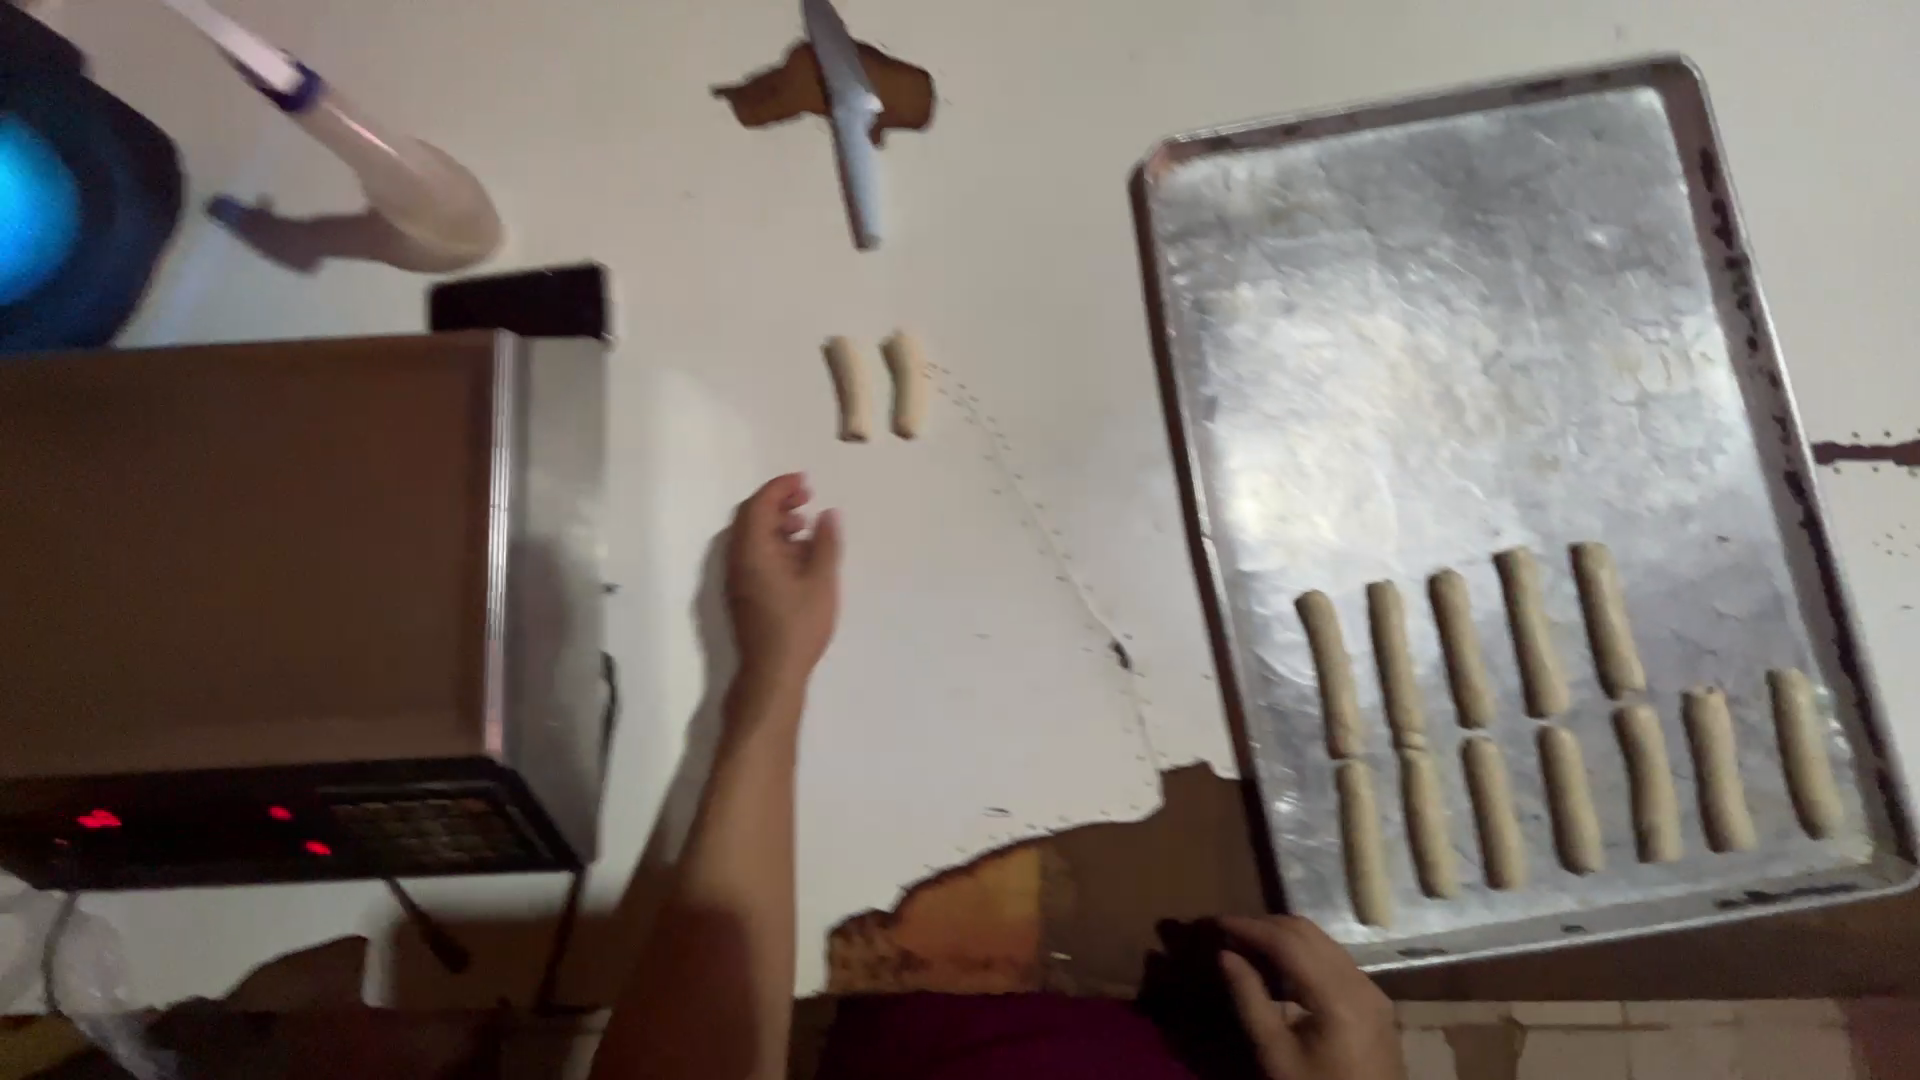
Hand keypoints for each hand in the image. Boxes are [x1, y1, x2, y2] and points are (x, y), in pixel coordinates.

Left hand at [725, 473, 842, 685]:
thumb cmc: (798, 627)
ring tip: (807, 527)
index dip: (780, 487)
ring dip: (776, 523)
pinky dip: (773, 544)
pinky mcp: (742, 594)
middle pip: (750, 517)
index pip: (758, 505)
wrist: (771, 674)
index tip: (805, 482)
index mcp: (752, 552)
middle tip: (807, 498)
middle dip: (778, 502)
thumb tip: (828, 514)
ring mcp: (736, 579)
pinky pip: (753, 555)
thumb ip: (826, 544)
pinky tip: (799, 557)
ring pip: (751, 537)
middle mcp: (736, 561)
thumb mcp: (821, 582)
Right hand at [1217, 915, 1404, 1079]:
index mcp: (1338, 998)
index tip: (1218, 921)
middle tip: (1231, 934)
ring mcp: (1373, 990)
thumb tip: (1224, 954)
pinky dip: (1303, 952)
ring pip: (1321, 940)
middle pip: (1306, 932)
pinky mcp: (1375, 1000)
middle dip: (1265, 926)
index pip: (1287, 942)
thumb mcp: (1275, 1054)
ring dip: (1284, 936)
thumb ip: (1249, 998)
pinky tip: (1281, 967)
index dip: (1250, 927)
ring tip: (1250, 946)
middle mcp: (1360, 983)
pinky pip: (1333, 958)